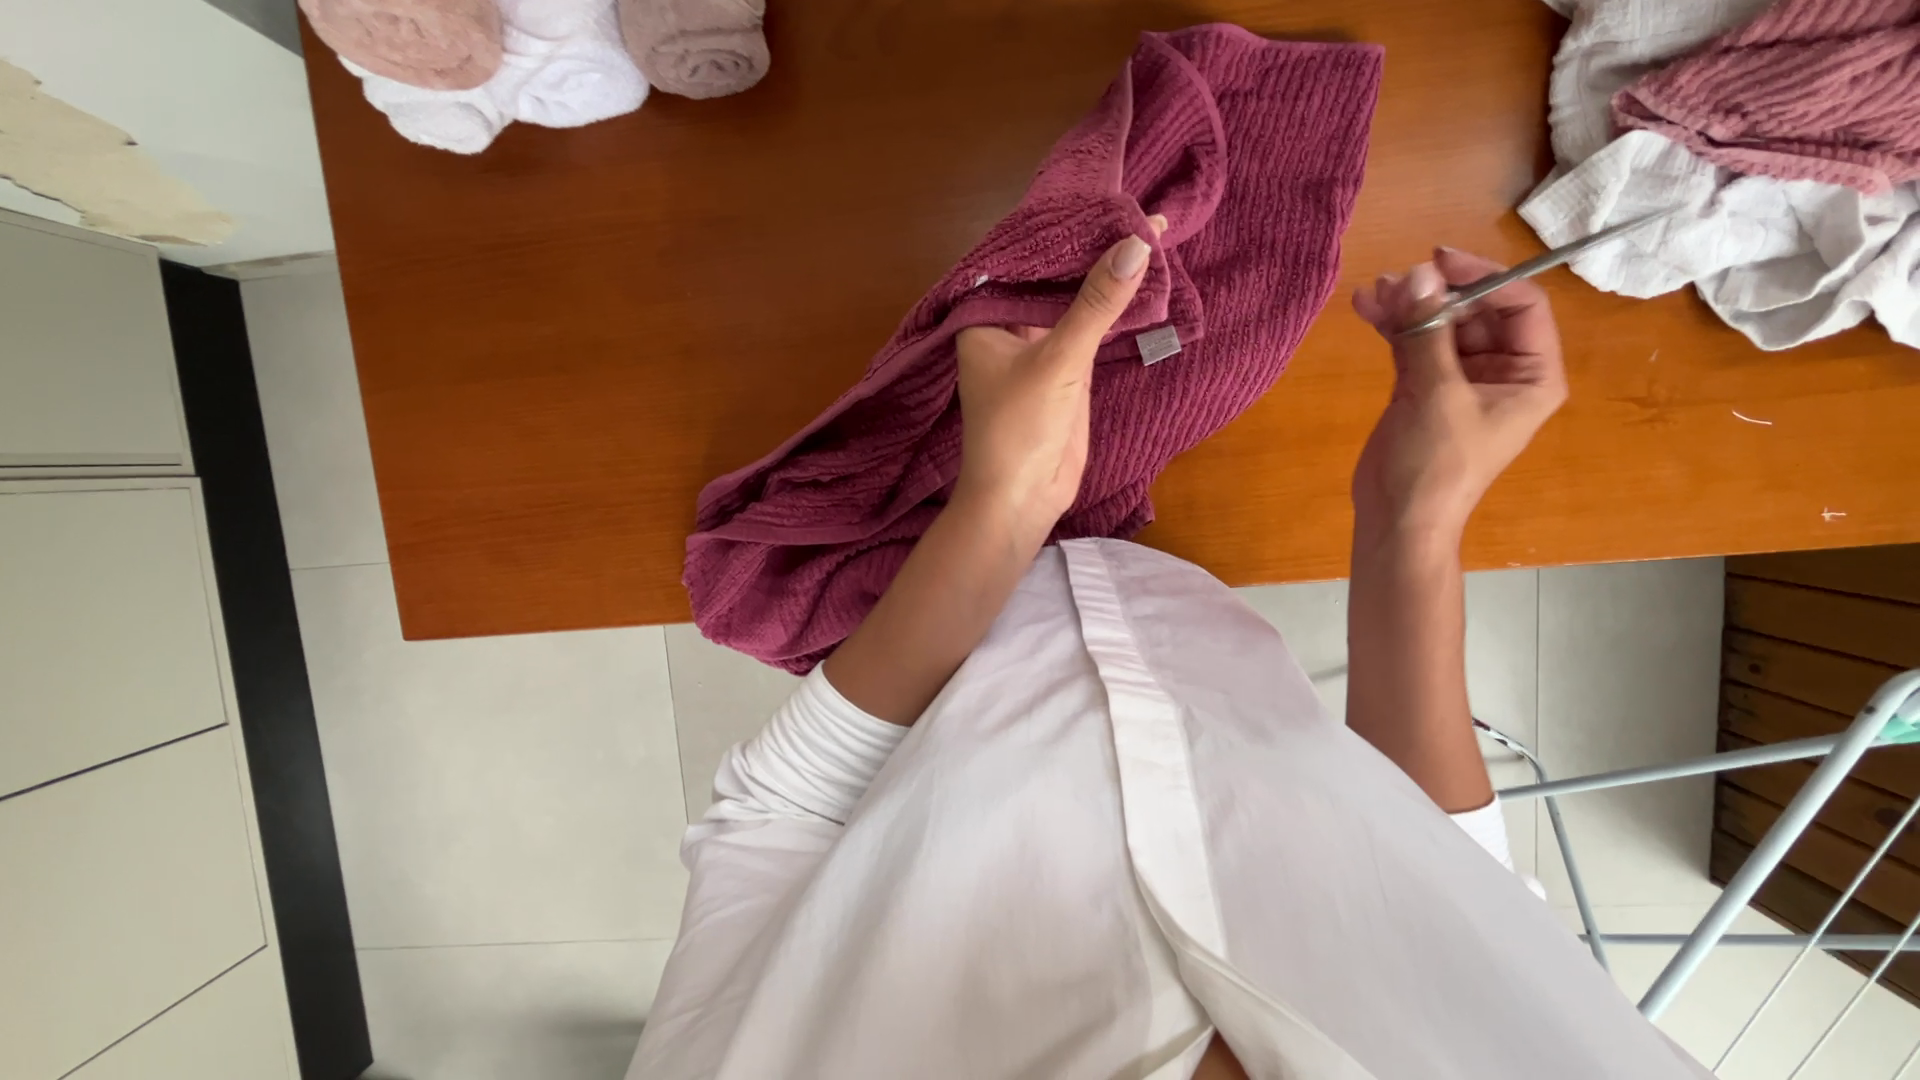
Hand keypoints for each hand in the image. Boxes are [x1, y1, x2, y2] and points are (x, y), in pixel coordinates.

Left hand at [953, 215, 1164, 538]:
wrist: (1022, 499)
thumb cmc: (1019, 428)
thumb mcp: (1058, 361)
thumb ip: (1095, 304)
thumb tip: (1137, 244)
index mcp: (982, 316)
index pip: (1021, 257)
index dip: (1060, 226)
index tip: (1100, 193)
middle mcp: (1005, 325)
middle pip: (1049, 276)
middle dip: (1088, 248)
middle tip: (1134, 206)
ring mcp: (1036, 347)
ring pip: (1072, 301)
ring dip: (1103, 276)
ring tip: (1148, 231)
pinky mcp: (1063, 369)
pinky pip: (1087, 326)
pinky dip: (1111, 308)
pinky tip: (1141, 280)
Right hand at [1349, 248, 1566, 545]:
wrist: (1397, 519)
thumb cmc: (1434, 465)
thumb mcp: (1436, 394)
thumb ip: (1426, 333)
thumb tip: (1414, 274)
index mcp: (1530, 374)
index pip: (1520, 306)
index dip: (1483, 278)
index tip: (1437, 262)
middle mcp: (1501, 371)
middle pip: (1475, 312)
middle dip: (1434, 294)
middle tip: (1394, 280)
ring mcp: (1458, 380)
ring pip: (1438, 327)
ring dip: (1407, 308)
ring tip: (1372, 292)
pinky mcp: (1421, 389)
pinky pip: (1413, 346)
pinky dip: (1392, 328)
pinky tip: (1367, 309)